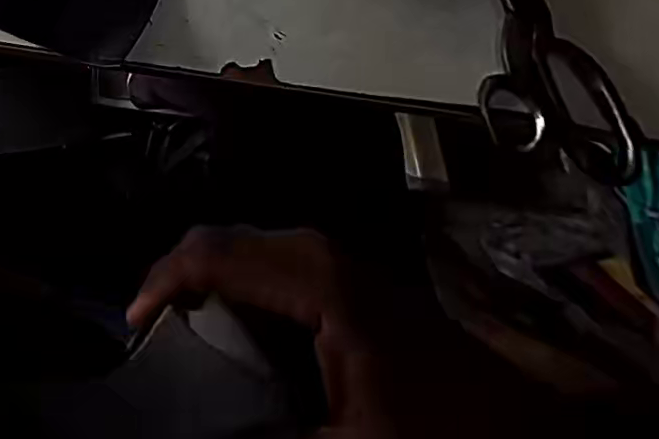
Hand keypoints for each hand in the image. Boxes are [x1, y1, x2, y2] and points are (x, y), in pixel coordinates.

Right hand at [129, 227, 547, 437]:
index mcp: (311, 276)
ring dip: (202, 280)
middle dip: (175, 277)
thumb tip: (200, 419)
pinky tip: (229, 325)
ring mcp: (326, 255)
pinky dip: (232, 285)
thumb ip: (266, 430)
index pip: (210, 254)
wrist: (522, 424)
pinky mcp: (336, 271)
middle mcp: (311, 249)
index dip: (162, 281)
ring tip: (180, 325)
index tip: (136, 324)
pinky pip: (261, 261)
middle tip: (152, 327)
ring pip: (236, 246)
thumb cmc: (439, 430)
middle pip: (216, 240)